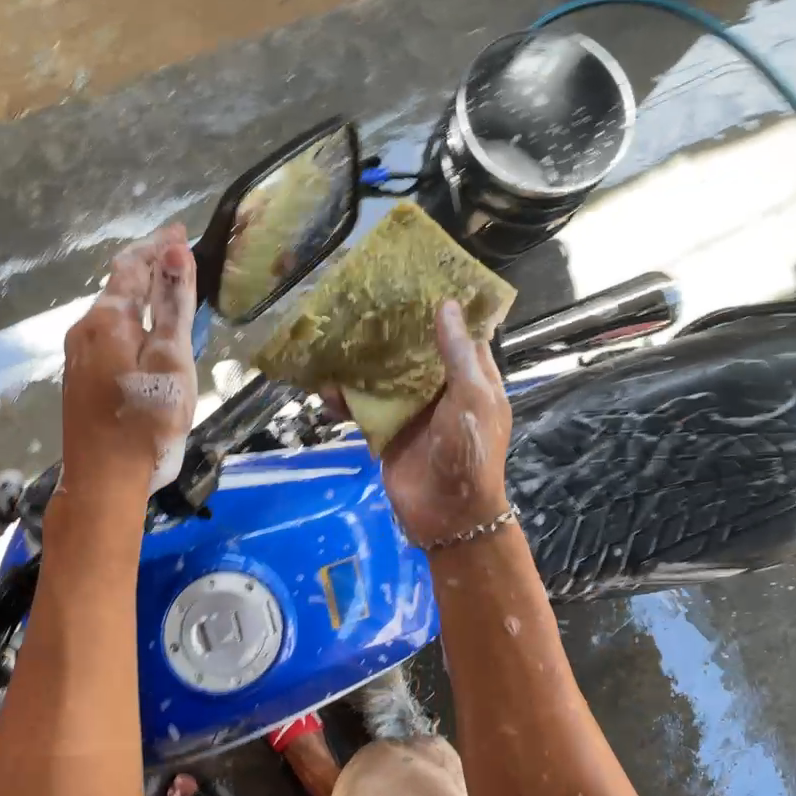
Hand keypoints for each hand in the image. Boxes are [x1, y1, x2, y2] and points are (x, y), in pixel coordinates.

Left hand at [60, 225, 198, 494]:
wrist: (103, 481)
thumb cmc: (147, 421)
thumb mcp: (171, 359)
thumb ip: (174, 305)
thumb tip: (175, 250)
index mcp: (108, 319)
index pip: (133, 265)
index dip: (158, 246)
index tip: (180, 231)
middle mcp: (85, 330)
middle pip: (118, 287)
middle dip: (148, 268)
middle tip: (178, 257)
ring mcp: (78, 358)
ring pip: (111, 314)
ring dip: (138, 297)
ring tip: (166, 291)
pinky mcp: (79, 381)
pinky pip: (107, 337)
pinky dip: (130, 323)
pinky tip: (144, 335)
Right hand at [332, 301, 511, 546]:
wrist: (447, 515)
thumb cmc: (469, 453)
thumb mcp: (470, 398)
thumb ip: (456, 355)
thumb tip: (446, 305)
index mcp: (471, 377)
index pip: (458, 333)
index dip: (441, 309)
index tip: (415, 280)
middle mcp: (440, 389)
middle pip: (414, 351)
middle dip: (391, 332)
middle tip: (362, 301)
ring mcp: (411, 410)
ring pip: (384, 377)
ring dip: (361, 365)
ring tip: (334, 342)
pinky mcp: (387, 432)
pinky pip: (363, 409)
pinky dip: (344, 400)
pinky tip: (324, 390)